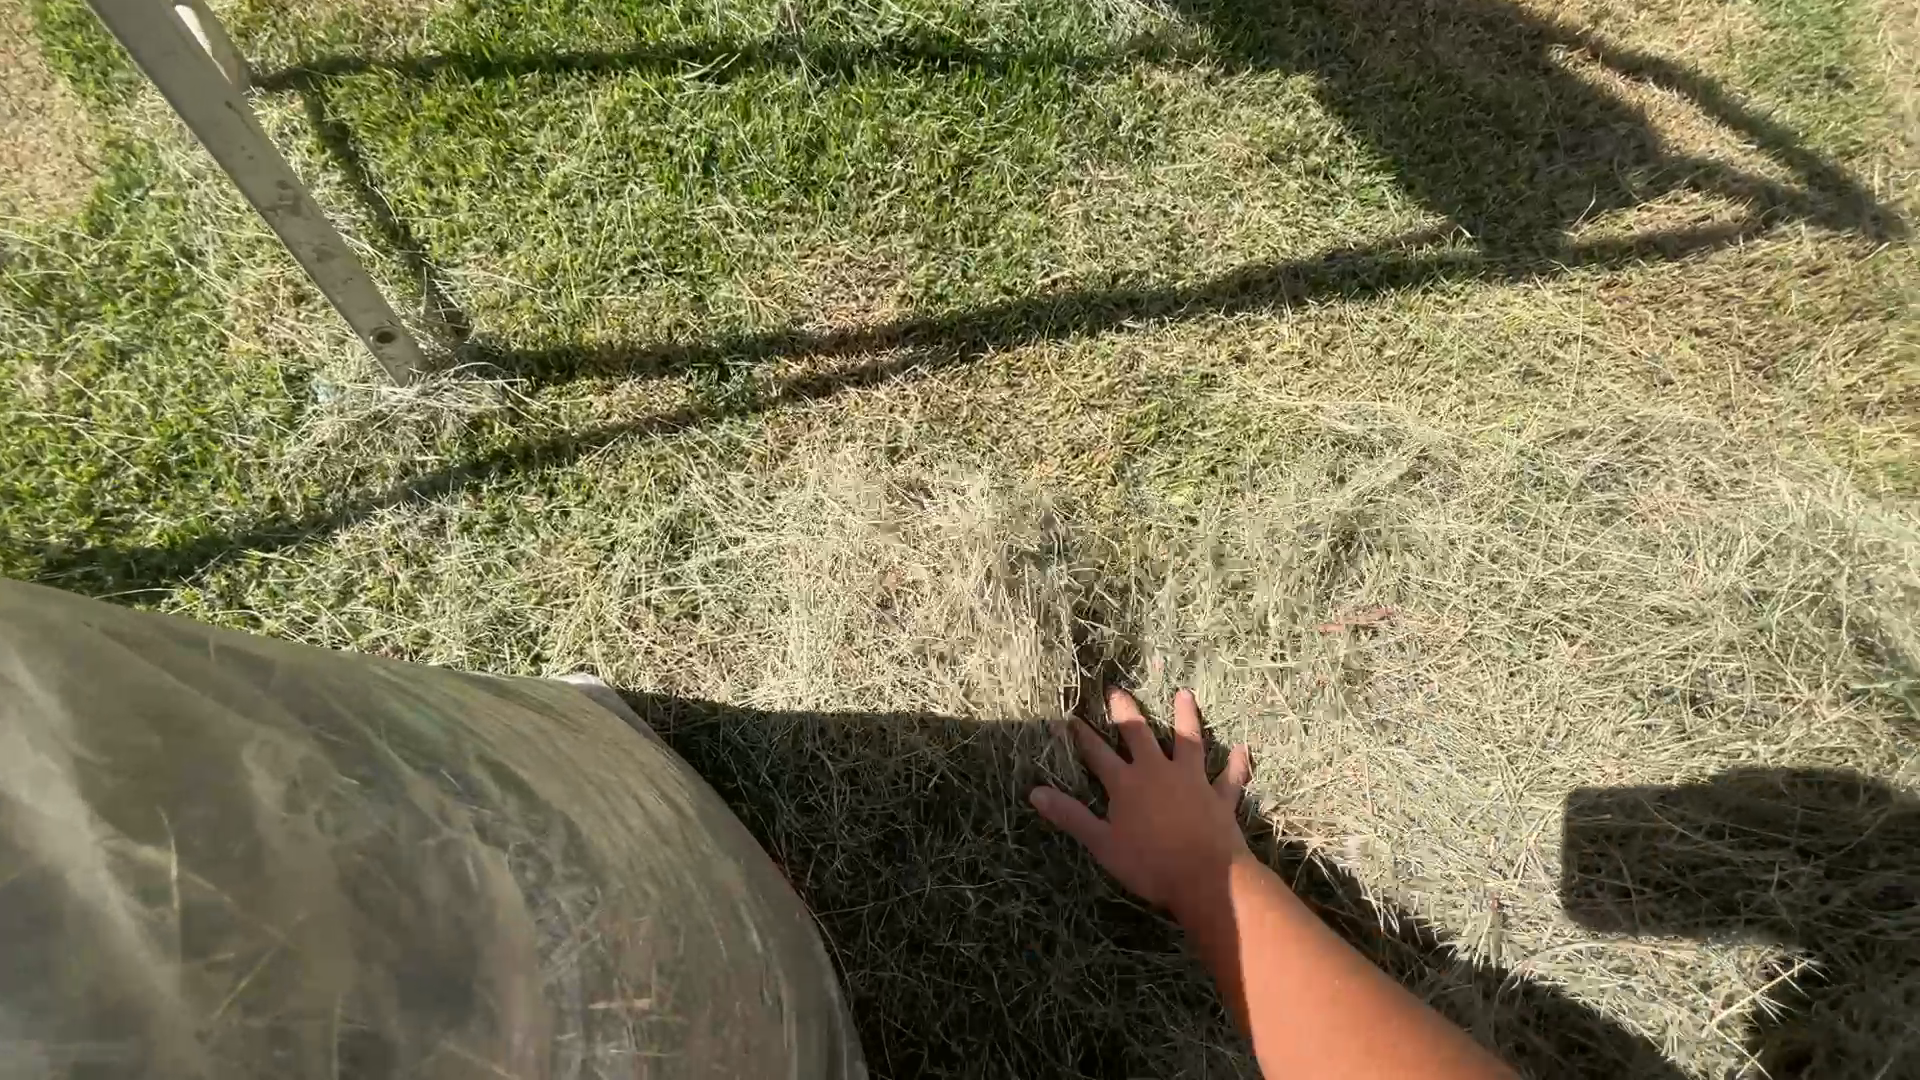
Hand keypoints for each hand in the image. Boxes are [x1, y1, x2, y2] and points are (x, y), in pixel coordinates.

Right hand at [1030, 687, 1253, 917]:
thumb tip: (1034, 793)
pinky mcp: (1220, 797)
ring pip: (1188, 741)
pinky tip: (1242, 748)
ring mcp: (1192, 781)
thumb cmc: (1149, 864)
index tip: (1071, 717)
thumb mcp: (1102, 844)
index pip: (1097, 753)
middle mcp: (1157, 771)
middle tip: (1118, 690)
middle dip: (1126, 712)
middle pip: (1139, 735)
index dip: (1083, 736)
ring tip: (1185, 694)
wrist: (1208, 879)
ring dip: (1186, 718)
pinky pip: (1229, 777)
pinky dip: (1236, 763)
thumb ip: (1070, 816)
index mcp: (1126, 783)